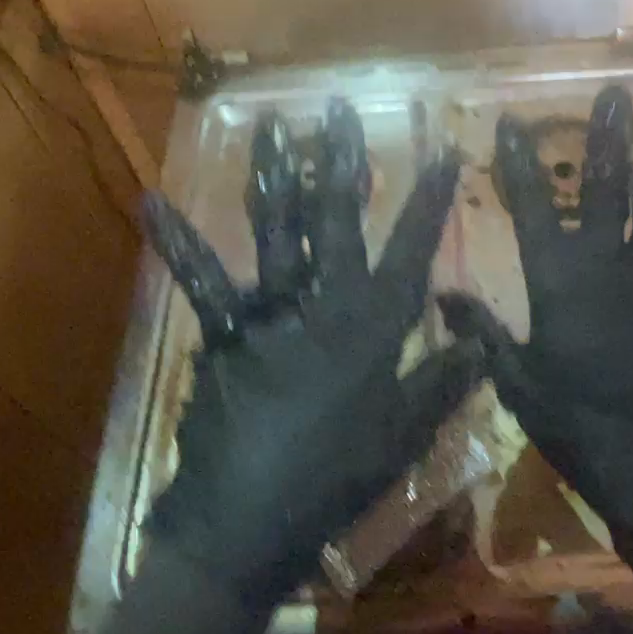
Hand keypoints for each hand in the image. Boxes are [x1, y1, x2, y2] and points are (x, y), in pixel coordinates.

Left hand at [139, 99, 480, 606]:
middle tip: (339, 109)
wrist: (249, 525)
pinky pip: (199, 279)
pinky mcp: (223, 330)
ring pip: (276, 228)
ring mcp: (268, 312)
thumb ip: (445, 381)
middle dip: (342, 161)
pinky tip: (149, 200)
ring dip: (274, 172)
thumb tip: (482, 337)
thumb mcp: (405, 436)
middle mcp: (323, 303)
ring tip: (273, 123)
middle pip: (337, 219)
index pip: (411, 249)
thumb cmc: (336, 479)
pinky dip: (175, 240)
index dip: (428, 200)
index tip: (442, 150)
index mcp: (373, 327)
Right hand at [443, 85, 632, 547]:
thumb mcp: (517, 382)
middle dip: (607, 138)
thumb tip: (442, 296)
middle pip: (605, 189)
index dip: (518, 162)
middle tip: (615, 94)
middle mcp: (606, 266)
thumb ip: (483, 334)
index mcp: (558, 281)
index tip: (510, 121)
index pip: (530, 207)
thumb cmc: (577, 424)